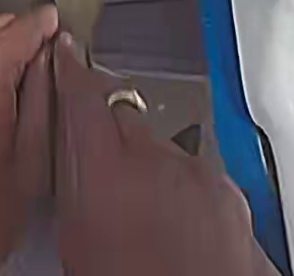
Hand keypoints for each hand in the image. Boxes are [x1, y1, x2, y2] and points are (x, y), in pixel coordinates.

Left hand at [0, 5, 58, 275]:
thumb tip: (55, 54)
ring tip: (23, 90)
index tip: (65, 37)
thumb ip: (47, 89)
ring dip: (5, 51)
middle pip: (4, 24)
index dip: (53, 30)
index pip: (29, 23)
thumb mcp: (34, 150)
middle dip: (28, 40)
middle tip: (49, 70)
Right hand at [52, 34, 273, 275]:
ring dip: (150, 169)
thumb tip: (67, 153)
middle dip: (110, 135)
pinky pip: (195, 174)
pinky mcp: (230, 193)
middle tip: (104, 179)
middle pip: (122, 118)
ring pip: (160, 148)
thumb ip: (72, 182)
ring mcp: (199, 173)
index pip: (81, 94)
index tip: (63, 51)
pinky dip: (184, 190)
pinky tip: (181, 231)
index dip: (68, 68)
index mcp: (107, 170)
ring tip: (147, 221)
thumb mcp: (79, 243)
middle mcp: (156, 158)